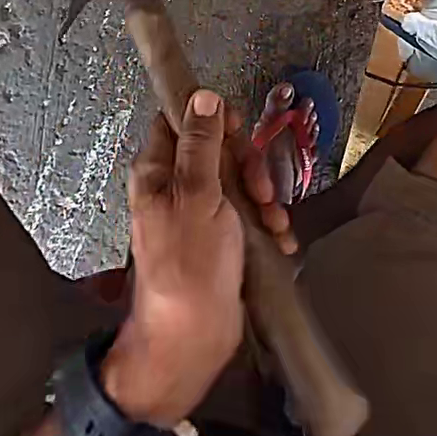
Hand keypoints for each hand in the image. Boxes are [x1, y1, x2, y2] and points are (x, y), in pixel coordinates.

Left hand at [102, 90, 244, 425]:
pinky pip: (246, 212)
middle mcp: (175, 186)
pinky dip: (265, 221)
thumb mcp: (197, 195)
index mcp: (158, 171)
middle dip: (246, 164)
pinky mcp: (220, 236)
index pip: (180, 121)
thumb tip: (204, 95)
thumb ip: (201, 144)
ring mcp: (199, 212)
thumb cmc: (190, 263)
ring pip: (236, 180)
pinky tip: (278, 239)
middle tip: (261, 188)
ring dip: (263, 195)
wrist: (191, 340)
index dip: (211, 117)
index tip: (239, 128)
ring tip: (274, 221)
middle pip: (216, 149)